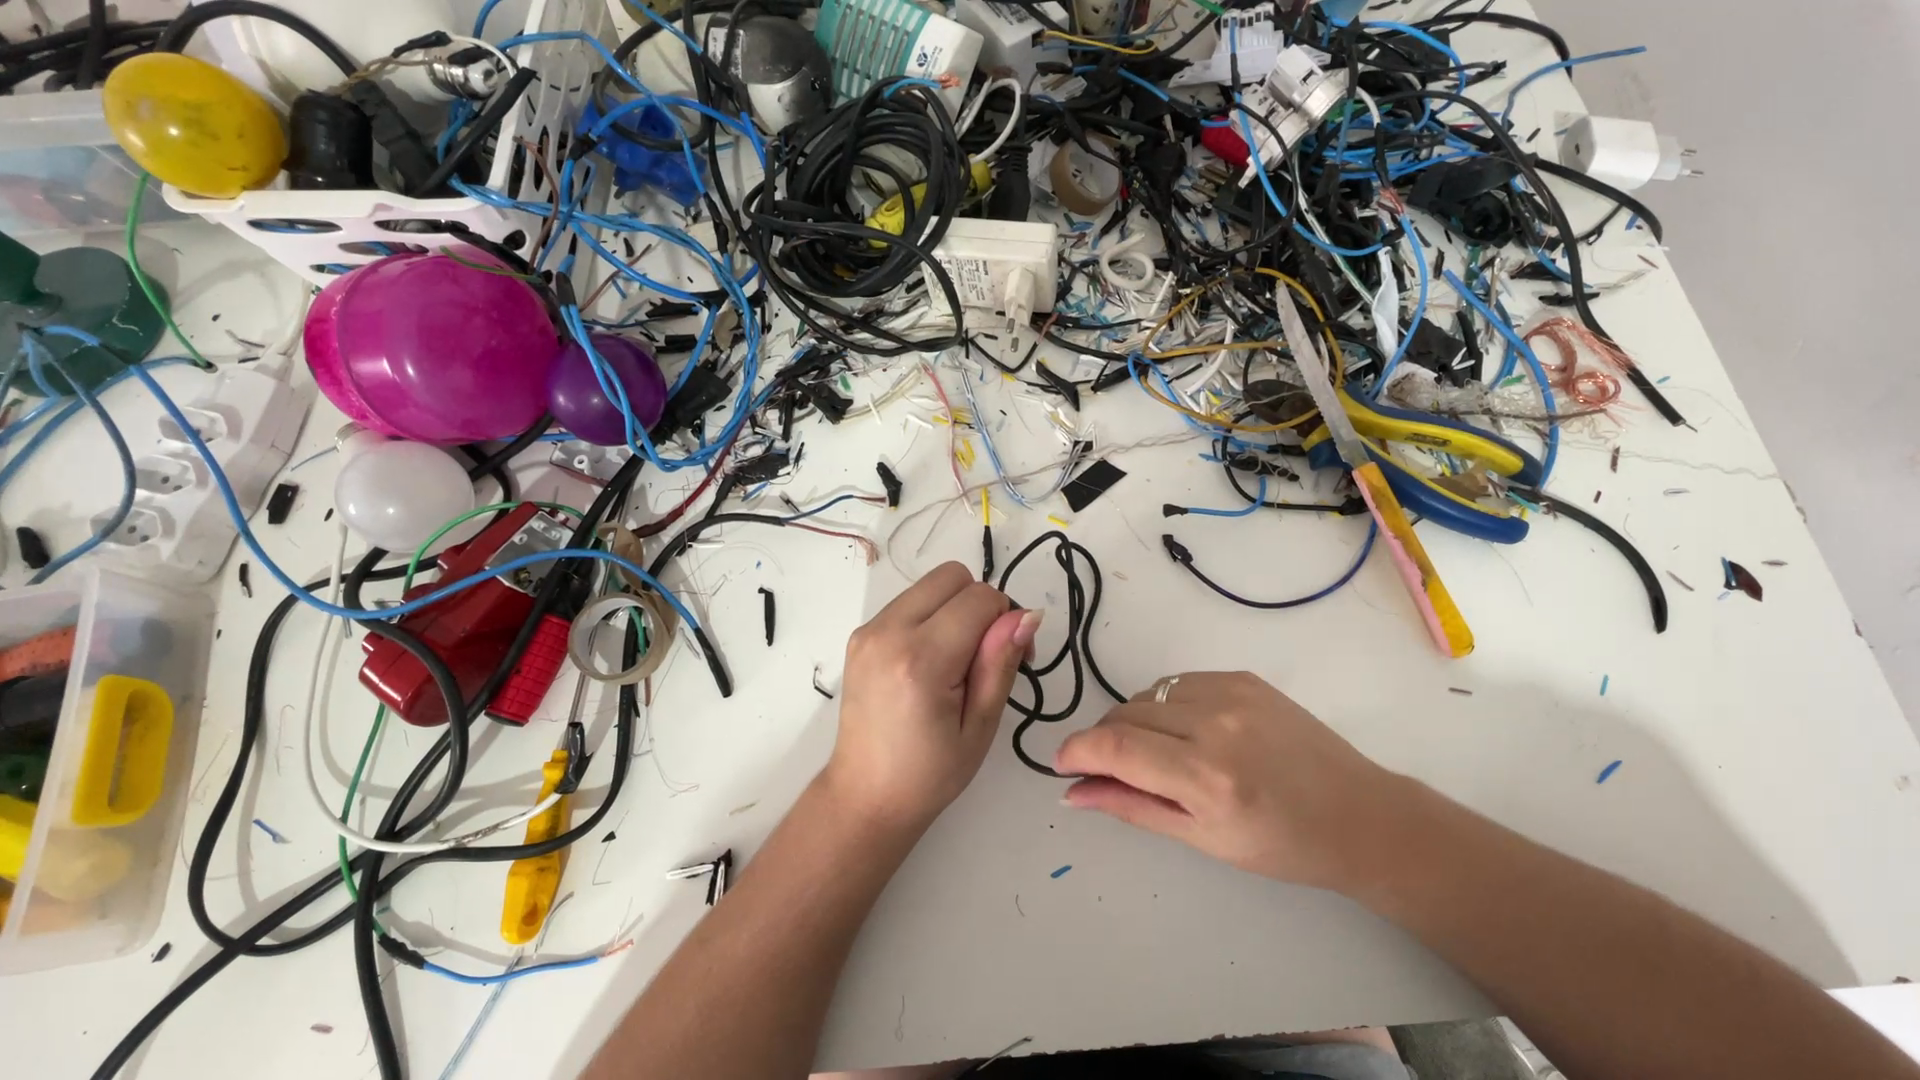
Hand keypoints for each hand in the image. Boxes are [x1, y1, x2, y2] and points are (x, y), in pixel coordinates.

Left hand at [824, 562, 1042, 831]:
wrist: (866, 795)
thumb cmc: (930, 773)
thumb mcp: (980, 726)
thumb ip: (1001, 663)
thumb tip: (1026, 615)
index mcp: (921, 660)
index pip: (981, 598)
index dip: (1008, 620)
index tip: (1013, 658)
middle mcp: (888, 633)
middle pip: (953, 576)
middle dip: (980, 605)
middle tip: (985, 655)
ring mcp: (869, 630)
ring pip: (930, 584)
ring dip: (954, 609)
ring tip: (957, 662)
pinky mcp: (860, 635)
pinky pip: (908, 601)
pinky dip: (931, 617)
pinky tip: (932, 662)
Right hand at [1054, 671, 1403, 891]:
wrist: (1358, 815)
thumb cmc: (1279, 844)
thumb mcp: (1200, 839)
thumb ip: (1131, 807)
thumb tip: (1072, 792)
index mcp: (1205, 777)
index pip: (1114, 745)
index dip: (1076, 751)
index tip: (1061, 765)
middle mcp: (1215, 724)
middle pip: (1124, 713)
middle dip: (1104, 741)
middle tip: (1113, 770)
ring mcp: (1232, 693)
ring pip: (1147, 693)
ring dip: (1135, 721)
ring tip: (1159, 754)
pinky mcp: (1244, 677)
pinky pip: (1178, 682)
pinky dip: (1166, 704)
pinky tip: (1187, 731)